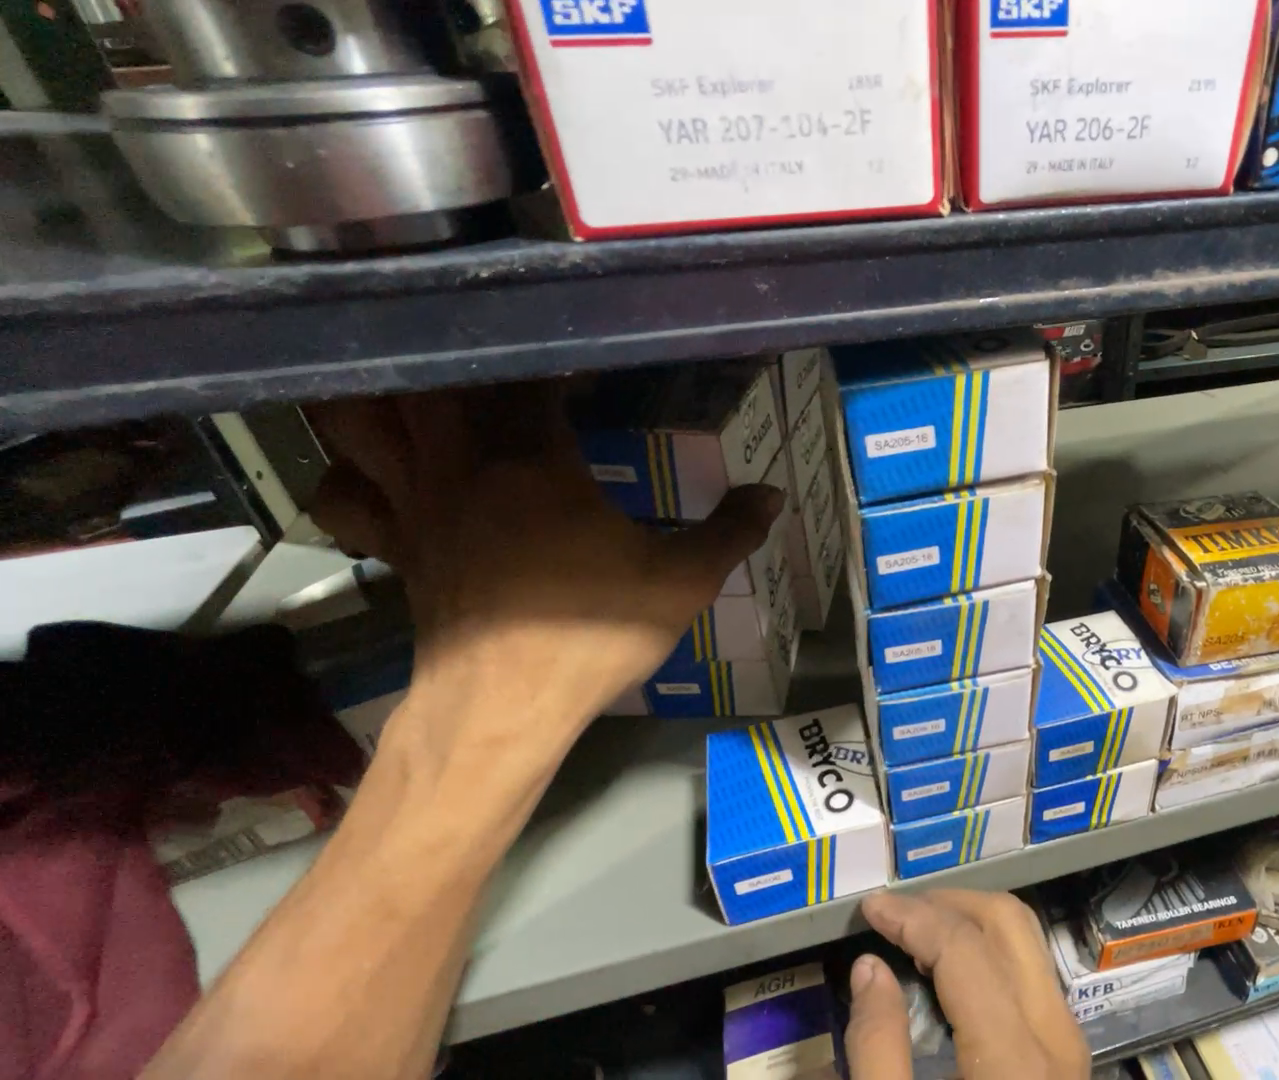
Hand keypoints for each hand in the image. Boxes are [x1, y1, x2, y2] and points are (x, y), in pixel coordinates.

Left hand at [307, 385, 782, 759]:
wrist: (503, 711)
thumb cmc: (591, 636)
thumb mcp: (681, 583)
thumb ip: (730, 532)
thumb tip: (774, 495)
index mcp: (533, 460)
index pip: (527, 374)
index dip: (554, 358)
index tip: (586, 365)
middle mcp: (462, 466)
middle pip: (425, 376)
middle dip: (460, 361)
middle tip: (506, 369)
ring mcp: (415, 504)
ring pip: (360, 421)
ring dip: (384, 398)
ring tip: (430, 395)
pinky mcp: (395, 546)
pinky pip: (346, 493)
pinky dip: (356, 474)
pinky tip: (392, 476)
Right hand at [845, 890, 1089, 1079]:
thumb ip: (877, 1050)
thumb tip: (870, 968)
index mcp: (1016, 1058)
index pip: (964, 947)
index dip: (911, 917)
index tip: (870, 907)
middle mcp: (1056, 1034)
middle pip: (1008, 922)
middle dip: (946, 903)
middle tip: (895, 913)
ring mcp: (1068, 1041)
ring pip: (1026, 940)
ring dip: (969, 921)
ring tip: (916, 933)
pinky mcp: (1066, 1052)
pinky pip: (1031, 971)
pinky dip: (988, 951)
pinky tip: (950, 971)